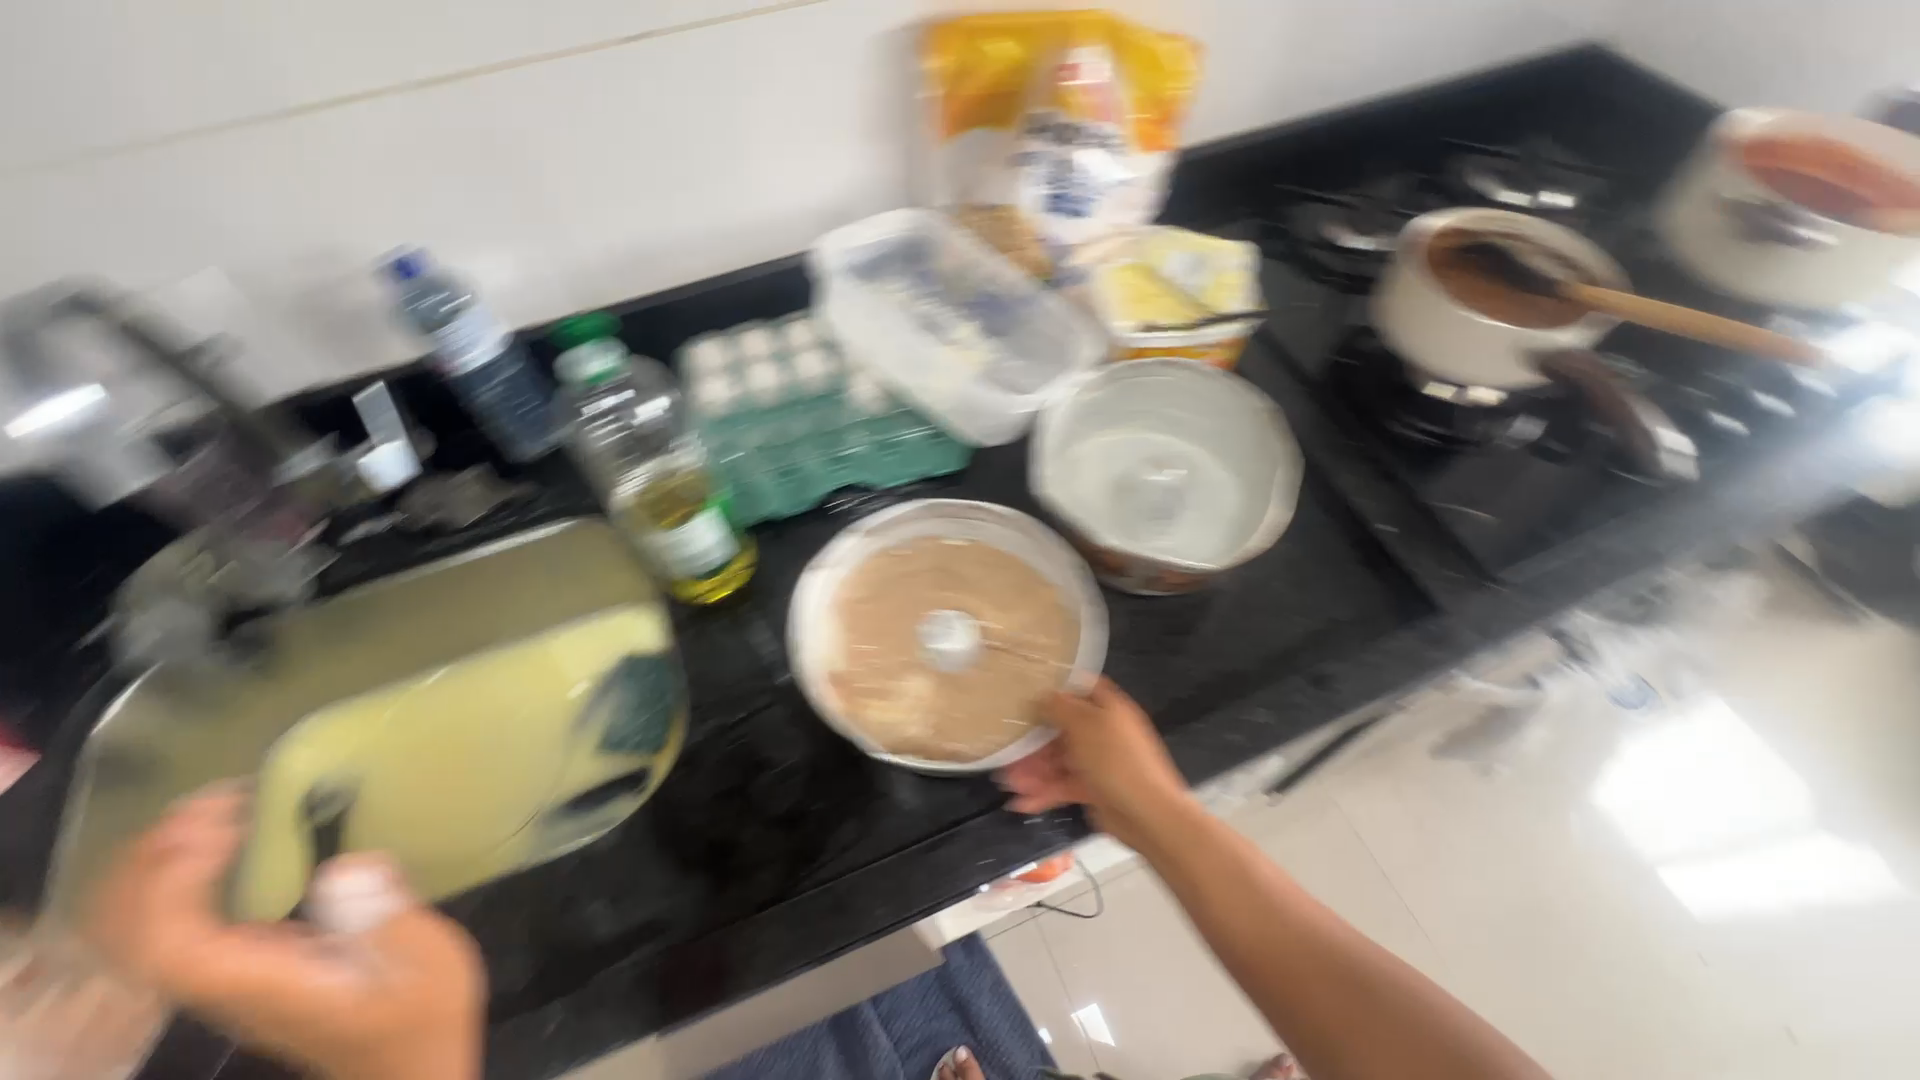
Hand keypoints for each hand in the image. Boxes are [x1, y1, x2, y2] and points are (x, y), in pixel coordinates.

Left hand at [86, 785, 484, 1079]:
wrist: (413, 1065)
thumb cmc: (423, 1014)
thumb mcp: (425, 961)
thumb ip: (384, 915)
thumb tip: (343, 866)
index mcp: (262, 985)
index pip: (173, 943)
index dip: (176, 880)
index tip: (229, 821)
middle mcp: (226, 985)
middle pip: (137, 935)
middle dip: (156, 863)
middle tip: (216, 800)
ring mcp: (230, 979)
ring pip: (149, 928)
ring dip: (162, 866)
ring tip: (215, 810)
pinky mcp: (248, 968)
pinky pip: (181, 922)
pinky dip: (183, 878)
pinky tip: (230, 842)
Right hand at [996, 677, 1194, 849]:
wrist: (1147, 815)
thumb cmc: (1116, 760)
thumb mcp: (1085, 725)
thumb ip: (1059, 707)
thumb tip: (1042, 695)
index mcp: (1107, 709)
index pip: (1081, 689)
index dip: (1058, 688)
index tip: (1029, 691)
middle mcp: (1102, 732)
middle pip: (1062, 728)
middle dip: (1033, 739)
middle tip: (1006, 746)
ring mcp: (1098, 762)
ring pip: (1059, 759)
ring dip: (1033, 769)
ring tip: (1008, 781)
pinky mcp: (1092, 789)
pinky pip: (1063, 785)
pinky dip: (1043, 792)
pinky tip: (1021, 802)